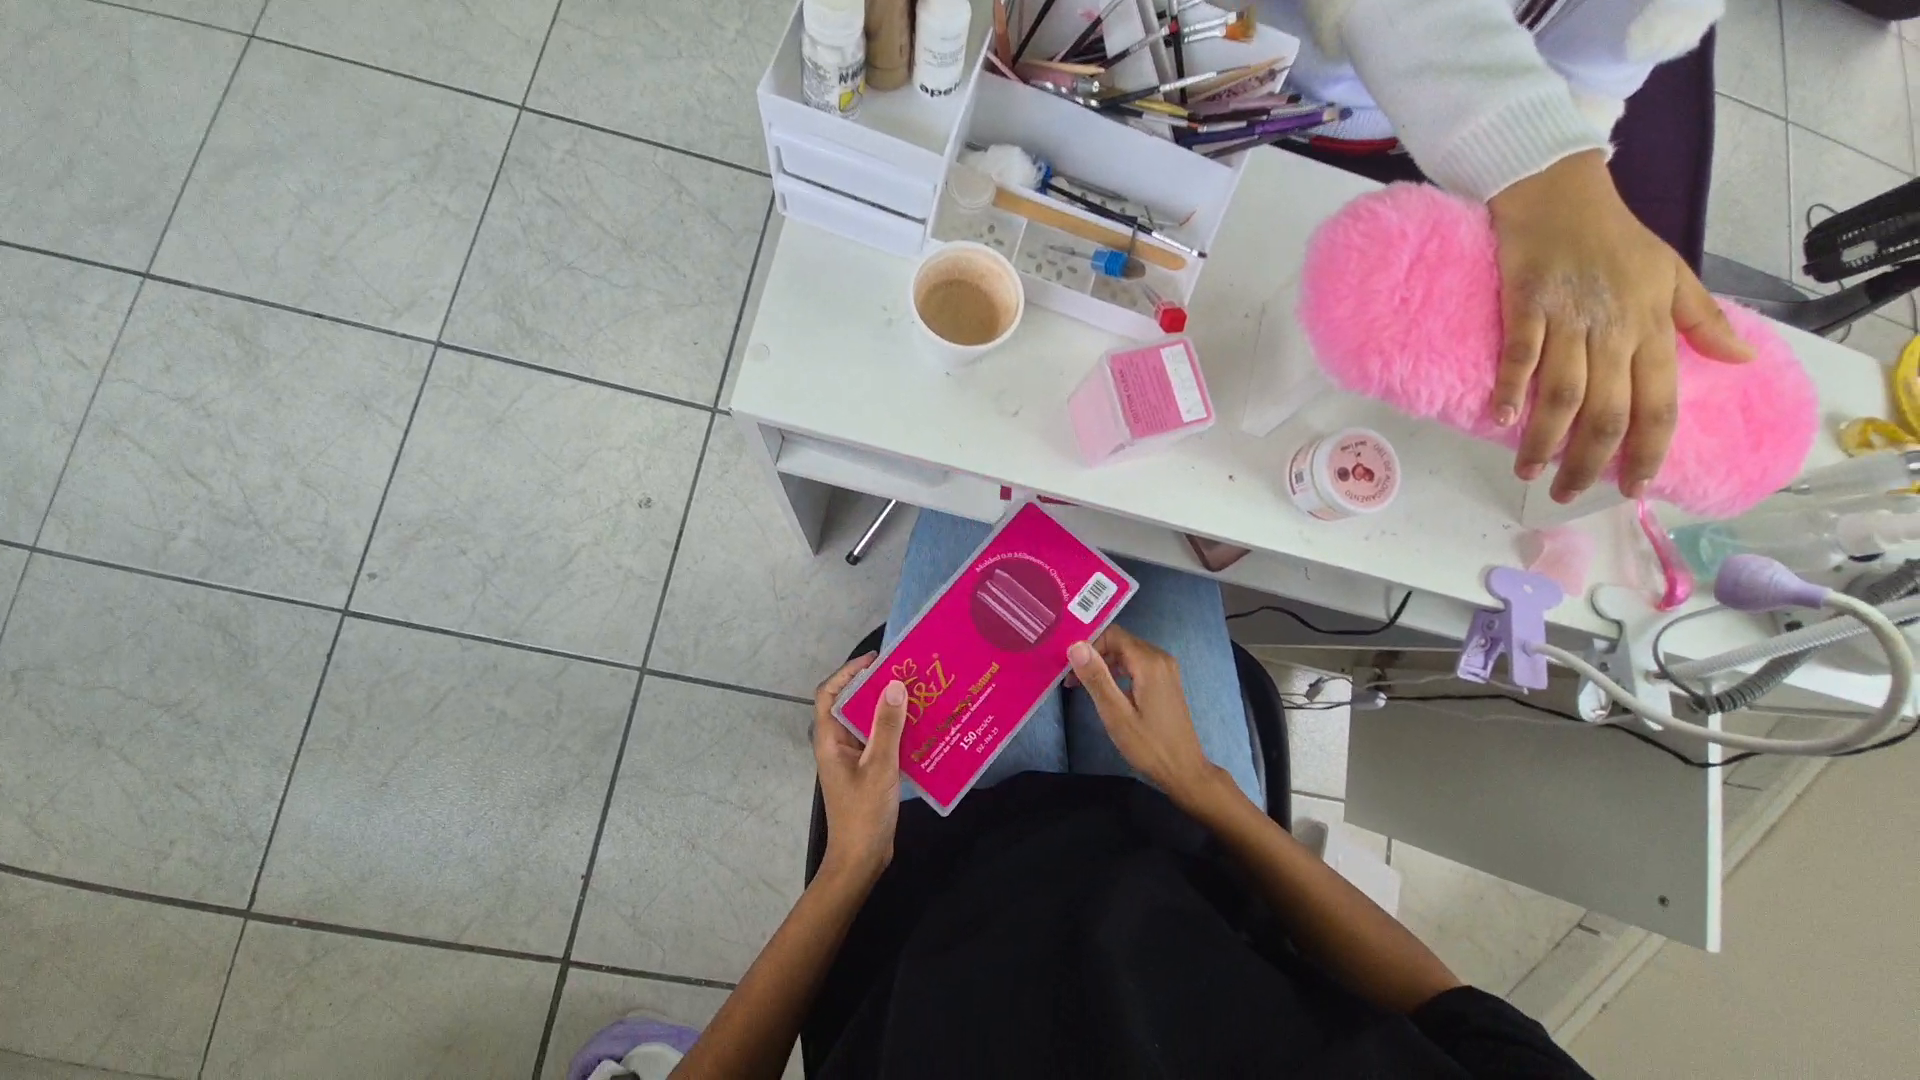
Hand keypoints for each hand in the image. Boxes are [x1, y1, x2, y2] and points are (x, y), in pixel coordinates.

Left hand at [812, 654, 906, 883]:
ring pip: (869, 722)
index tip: (878, 660)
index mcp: (830, 739)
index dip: (849, 672)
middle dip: (876, 686)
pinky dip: (898, 730)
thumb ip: (887, 726)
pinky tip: (923, 727)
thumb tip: (894, 685)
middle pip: (852, 704)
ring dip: (890, 708)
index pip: (830, 693)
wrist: (861, 859)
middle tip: (907, 673)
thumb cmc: (863, 812)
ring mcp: (853, 758)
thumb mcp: (879, 766)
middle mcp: (838, 744)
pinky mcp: (868, 770)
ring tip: (919, 694)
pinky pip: (880, 740)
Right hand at [1068, 627, 1220, 800]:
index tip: (1067, 664)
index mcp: (1149, 663)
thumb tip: (1076, 646)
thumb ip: (1097, 677)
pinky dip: (1117, 670)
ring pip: (1127, 652)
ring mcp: (1166, 669)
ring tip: (1080, 684)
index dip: (1087, 645)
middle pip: (1120, 641)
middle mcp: (1160, 658)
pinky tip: (1104, 688)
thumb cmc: (1148, 745)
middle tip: (1069, 678)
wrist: (1184, 770)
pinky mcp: (1165, 680)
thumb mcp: (1116, 714)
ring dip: (1103, 663)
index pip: (1112, 635)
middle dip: (1093, 654)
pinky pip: (1137, 664)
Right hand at [1488, 151, 1752, 502]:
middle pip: (1606, 410)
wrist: (1558, 191)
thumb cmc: (1612, 236)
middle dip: (1589, 460)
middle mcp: (1613, 330)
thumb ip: (1701, 320)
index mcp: (1650, 327)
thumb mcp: (1671, 273)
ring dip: (1543, 439)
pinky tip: (1498, 418)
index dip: (1647, 450)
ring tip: (1526, 471)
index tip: (1632, 488)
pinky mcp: (1526, 304)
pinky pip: (1519, 354)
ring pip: (1561, 393)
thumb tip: (1741, 360)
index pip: (1658, 403)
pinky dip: (1508, 388)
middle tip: (1568, 493)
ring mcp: (1568, 318)